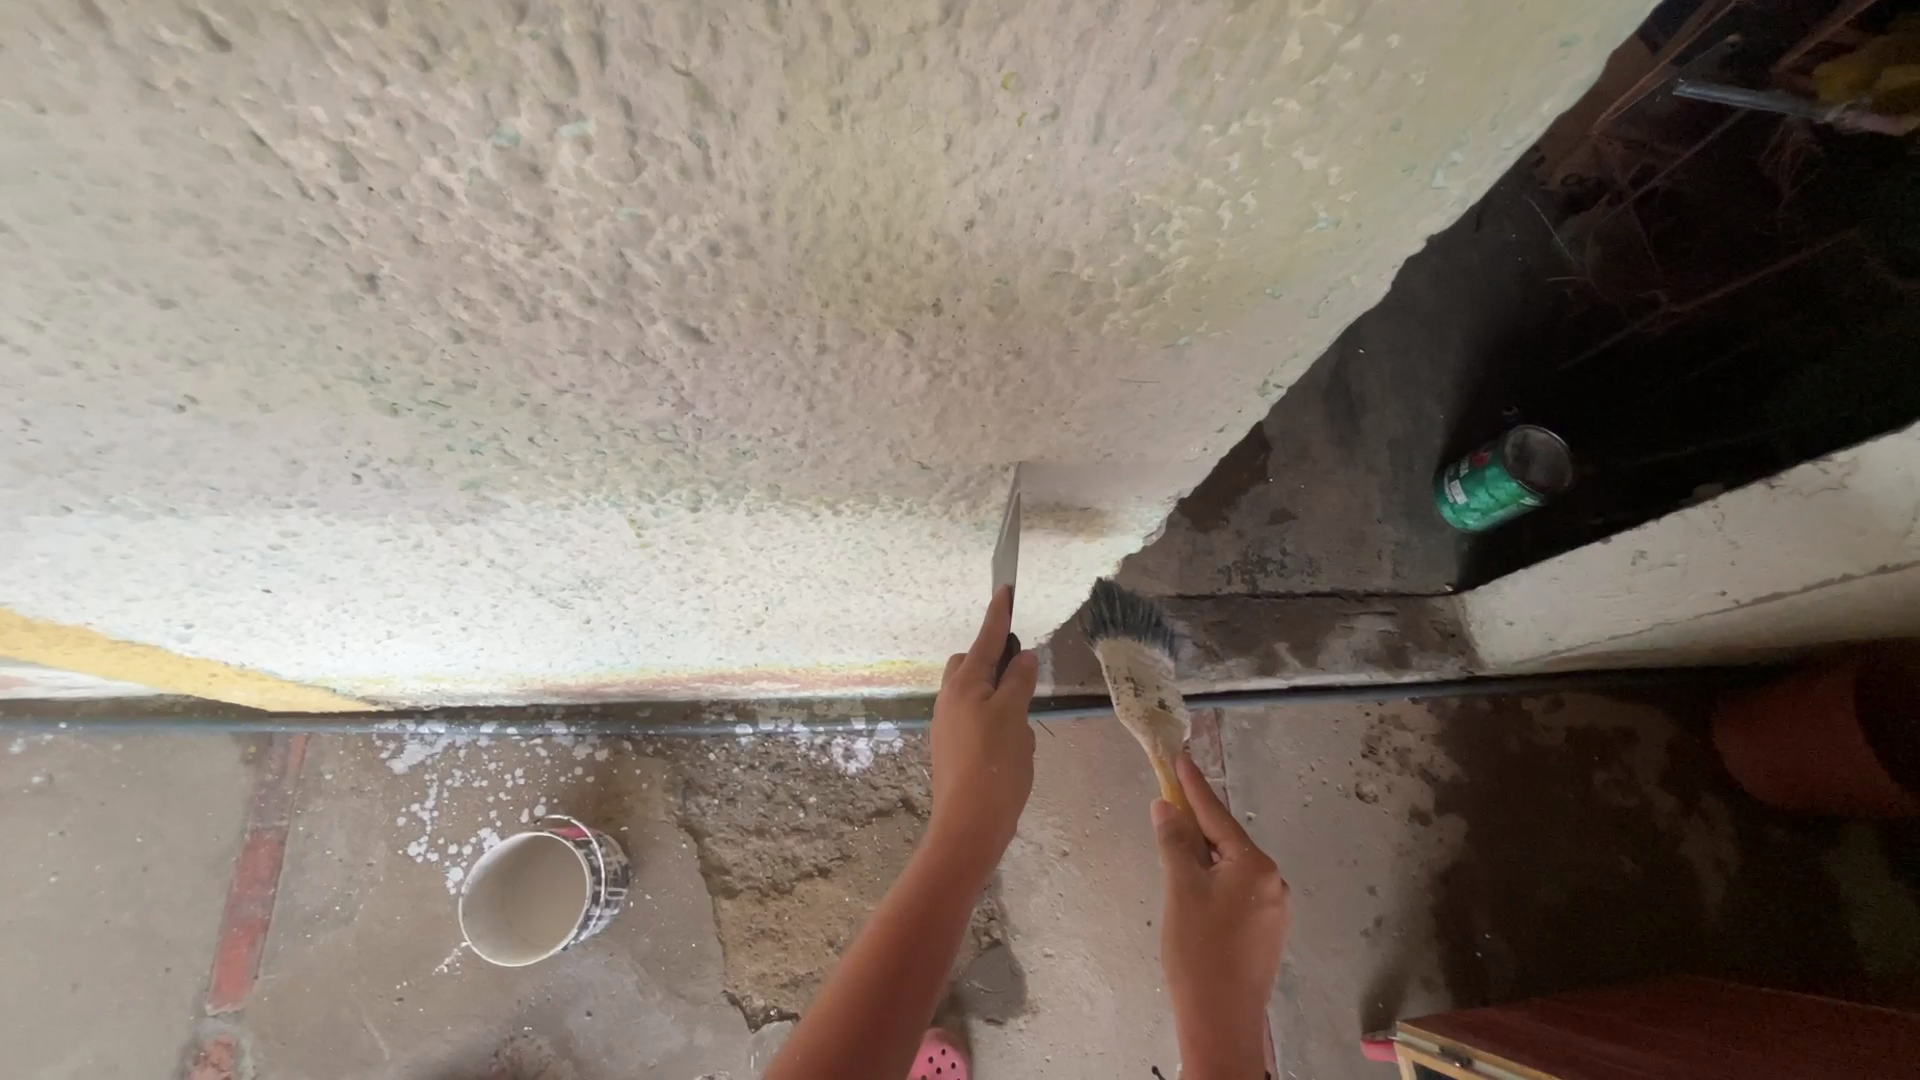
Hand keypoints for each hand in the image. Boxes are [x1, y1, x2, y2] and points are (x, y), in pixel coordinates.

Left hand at [926, 586, 1038, 877]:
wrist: (969, 825)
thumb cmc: (996, 765)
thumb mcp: (1014, 717)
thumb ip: (1018, 682)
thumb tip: (1020, 656)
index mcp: (964, 684)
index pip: (986, 637)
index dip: (999, 613)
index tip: (1005, 587)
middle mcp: (950, 698)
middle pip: (972, 663)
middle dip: (995, 660)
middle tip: (1023, 677)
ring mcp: (948, 724)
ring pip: (976, 693)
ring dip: (999, 696)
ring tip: (1023, 724)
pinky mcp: (952, 747)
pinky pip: (976, 719)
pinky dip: (994, 721)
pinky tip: (1012, 747)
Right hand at [1152, 753, 1289, 1079]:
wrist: (1222, 1022)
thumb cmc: (1198, 951)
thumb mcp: (1179, 888)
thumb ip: (1173, 841)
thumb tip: (1166, 806)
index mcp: (1255, 866)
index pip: (1216, 815)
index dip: (1193, 786)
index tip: (1180, 757)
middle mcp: (1273, 881)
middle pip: (1225, 839)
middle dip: (1195, 825)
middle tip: (1167, 804)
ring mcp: (1274, 907)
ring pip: (1230, 865)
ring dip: (1202, 855)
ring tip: (1173, 853)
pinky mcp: (1267, 929)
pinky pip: (1237, 887)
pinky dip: (1213, 878)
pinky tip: (1193, 886)